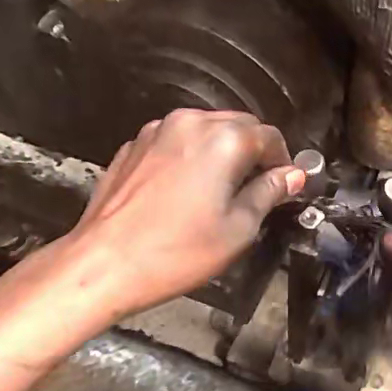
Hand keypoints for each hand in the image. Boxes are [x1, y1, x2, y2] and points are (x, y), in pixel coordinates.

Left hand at [58, 110, 303, 317]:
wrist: (100, 265)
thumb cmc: (173, 252)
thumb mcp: (239, 228)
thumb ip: (269, 193)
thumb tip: (291, 176)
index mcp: (225, 140)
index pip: (270, 137)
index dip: (283, 162)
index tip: (284, 185)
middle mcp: (192, 124)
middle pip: (240, 125)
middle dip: (253, 152)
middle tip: (256, 189)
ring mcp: (158, 131)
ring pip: (207, 129)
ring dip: (222, 150)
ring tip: (219, 190)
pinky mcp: (134, 146)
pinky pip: (176, 141)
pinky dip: (190, 156)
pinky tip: (185, 191)